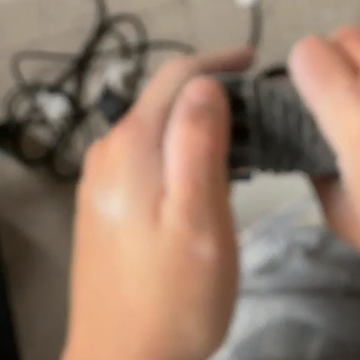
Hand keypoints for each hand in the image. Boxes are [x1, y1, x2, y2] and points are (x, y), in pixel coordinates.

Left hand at [61, 47, 252, 359]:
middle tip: (258, 108)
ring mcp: (100, 178)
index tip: (256, 62)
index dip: (218, 61)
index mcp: (131, 144)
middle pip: (163, 98)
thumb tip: (206, 82)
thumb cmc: (171, 298)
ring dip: (196, 121)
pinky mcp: (103, 203)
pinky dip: (178, 147)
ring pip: (155, 126)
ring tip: (241, 140)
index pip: (176, 75)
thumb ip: (198, 143)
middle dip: (210, 90)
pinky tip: (203, 173)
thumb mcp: (198, 219)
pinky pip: (146, 154)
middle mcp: (108, 150)